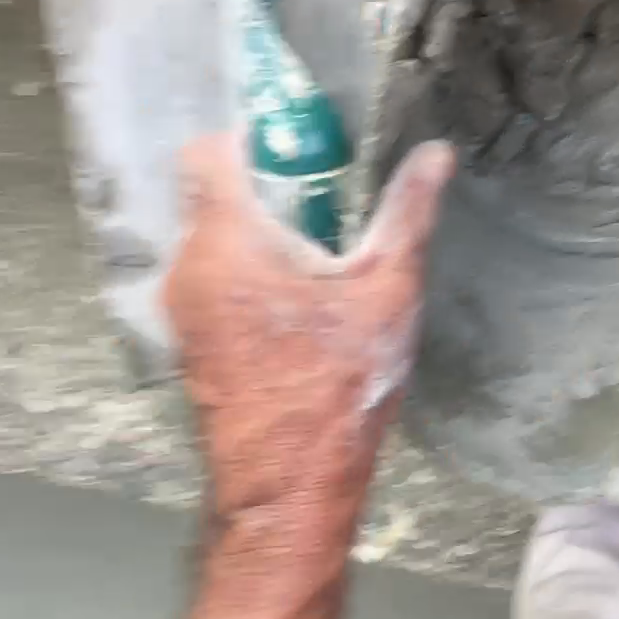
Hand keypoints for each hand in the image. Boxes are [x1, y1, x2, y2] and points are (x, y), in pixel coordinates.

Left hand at [163, 133, 456, 511]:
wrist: (291, 483)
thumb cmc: (340, 376)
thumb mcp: (390, 285)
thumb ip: (408, 210)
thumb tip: (436, 151)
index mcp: (228, 242)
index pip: (208, 153)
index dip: (253, 135)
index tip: (309, 144)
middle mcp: (187, 268)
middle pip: (216, 193)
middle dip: (275, 184)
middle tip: (340, 199)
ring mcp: (182, 309)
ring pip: (217, 237)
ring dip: (268, 227)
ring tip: (333, 249)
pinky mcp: (193, 340)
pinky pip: (217, 275)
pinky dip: (255, 264)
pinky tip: (309, 295)